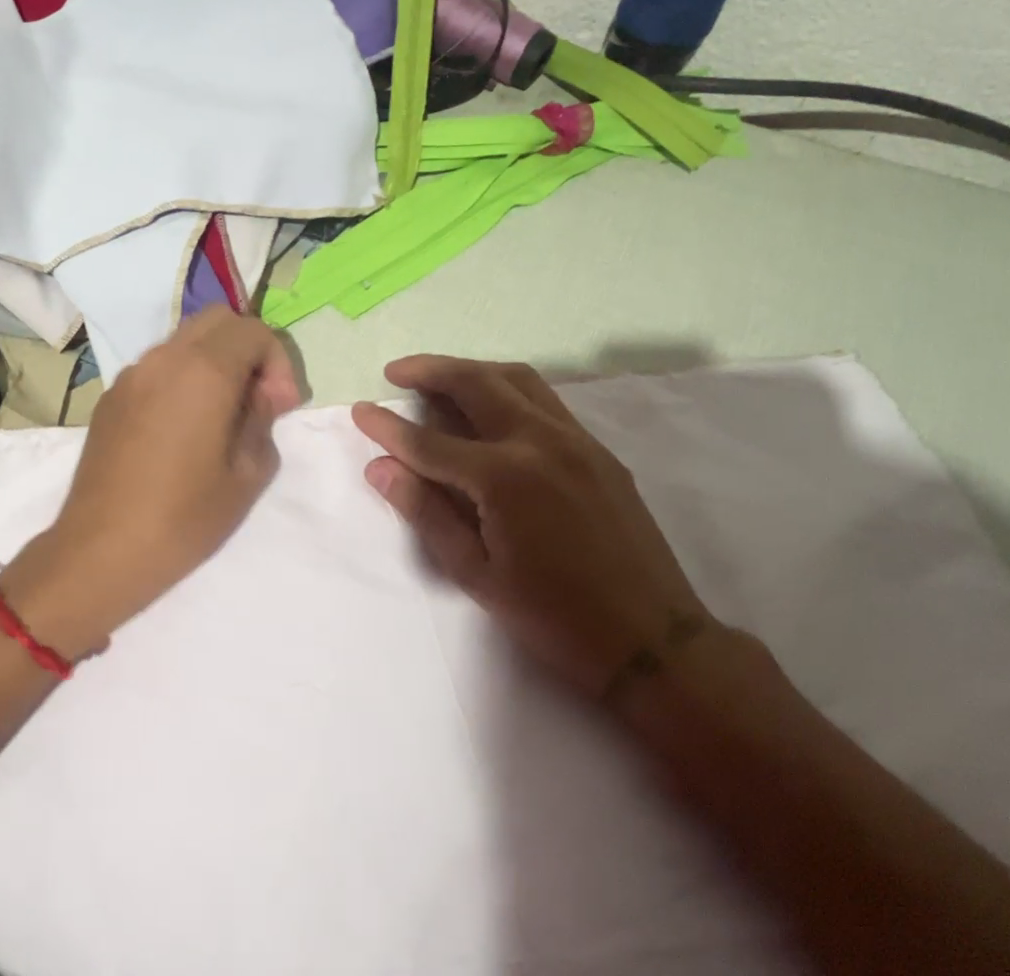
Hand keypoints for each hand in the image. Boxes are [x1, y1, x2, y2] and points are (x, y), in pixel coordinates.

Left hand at [25, 310, 299, 649]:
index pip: (252, 330)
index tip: (280, 408)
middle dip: (246, 350)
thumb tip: (259, 398)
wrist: (102, 550)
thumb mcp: (246, 475)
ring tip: (221, 418)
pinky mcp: (109, 400)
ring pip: (182, 343)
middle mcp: (162, 359)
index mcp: (202, 371)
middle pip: (215, 321)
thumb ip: (261, 422)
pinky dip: (181, 380)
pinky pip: (156, 369)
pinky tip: (183, 431)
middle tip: (257, 402)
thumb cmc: (183, 518)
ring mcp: (129, 377)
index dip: (278, 362)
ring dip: (212, 364)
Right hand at [353, 355, 711, 699]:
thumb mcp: (475, 573)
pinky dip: (509, 391)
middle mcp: (541, 443)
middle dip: (431, 370)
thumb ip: (426, 512)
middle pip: (477, 384)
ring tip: (441, 379)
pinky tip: (493, 412)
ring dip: (474, 371)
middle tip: (396, 371)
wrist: (650, 638)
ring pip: (519, 380)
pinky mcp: (600, 452)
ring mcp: (578, 442)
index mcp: (504, 477)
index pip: (429, 442)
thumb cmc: (552, 616)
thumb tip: (381, 468)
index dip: (388, 427)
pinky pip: (547, 402)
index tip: (359, 410)